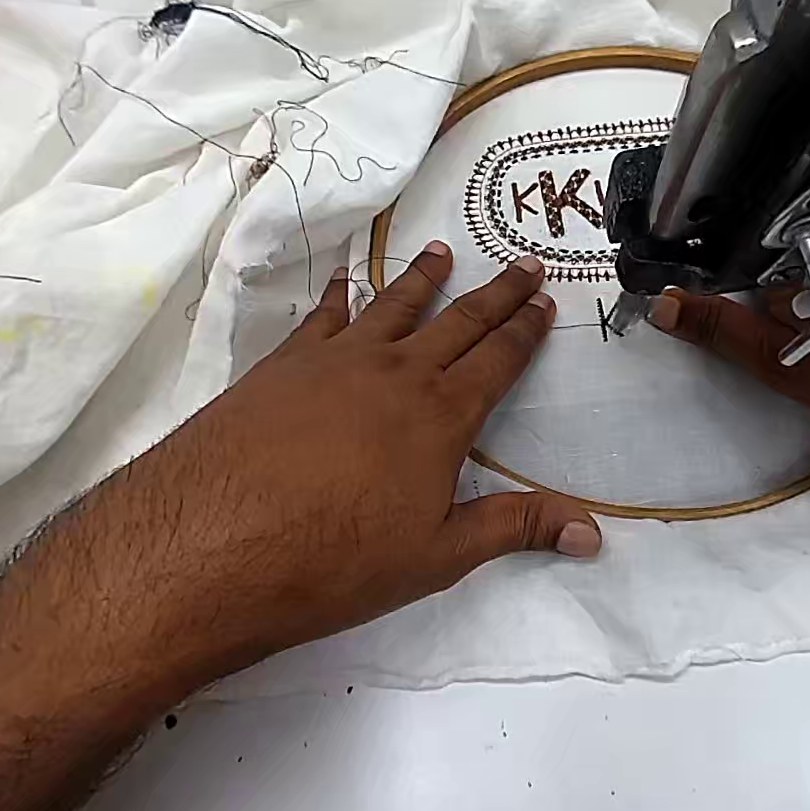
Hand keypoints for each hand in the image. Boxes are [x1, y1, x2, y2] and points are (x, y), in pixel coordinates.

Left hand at [144, 240, 600, 677]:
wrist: (214, 543)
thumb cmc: (337, 559)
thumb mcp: (439, 555)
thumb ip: (516, 528)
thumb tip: (595, 533)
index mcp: (440, 416)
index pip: (498, 360)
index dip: (525, 330)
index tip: (543, 300)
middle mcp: (396, 373)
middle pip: (458, 321)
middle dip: (496, 293)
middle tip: (522, 263)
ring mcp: (336, 361)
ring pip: (393, 306)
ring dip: (422, 279)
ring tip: (442, 251)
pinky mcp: (284, 365)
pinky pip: (323, 317)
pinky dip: (340, 295)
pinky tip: (345, 281)